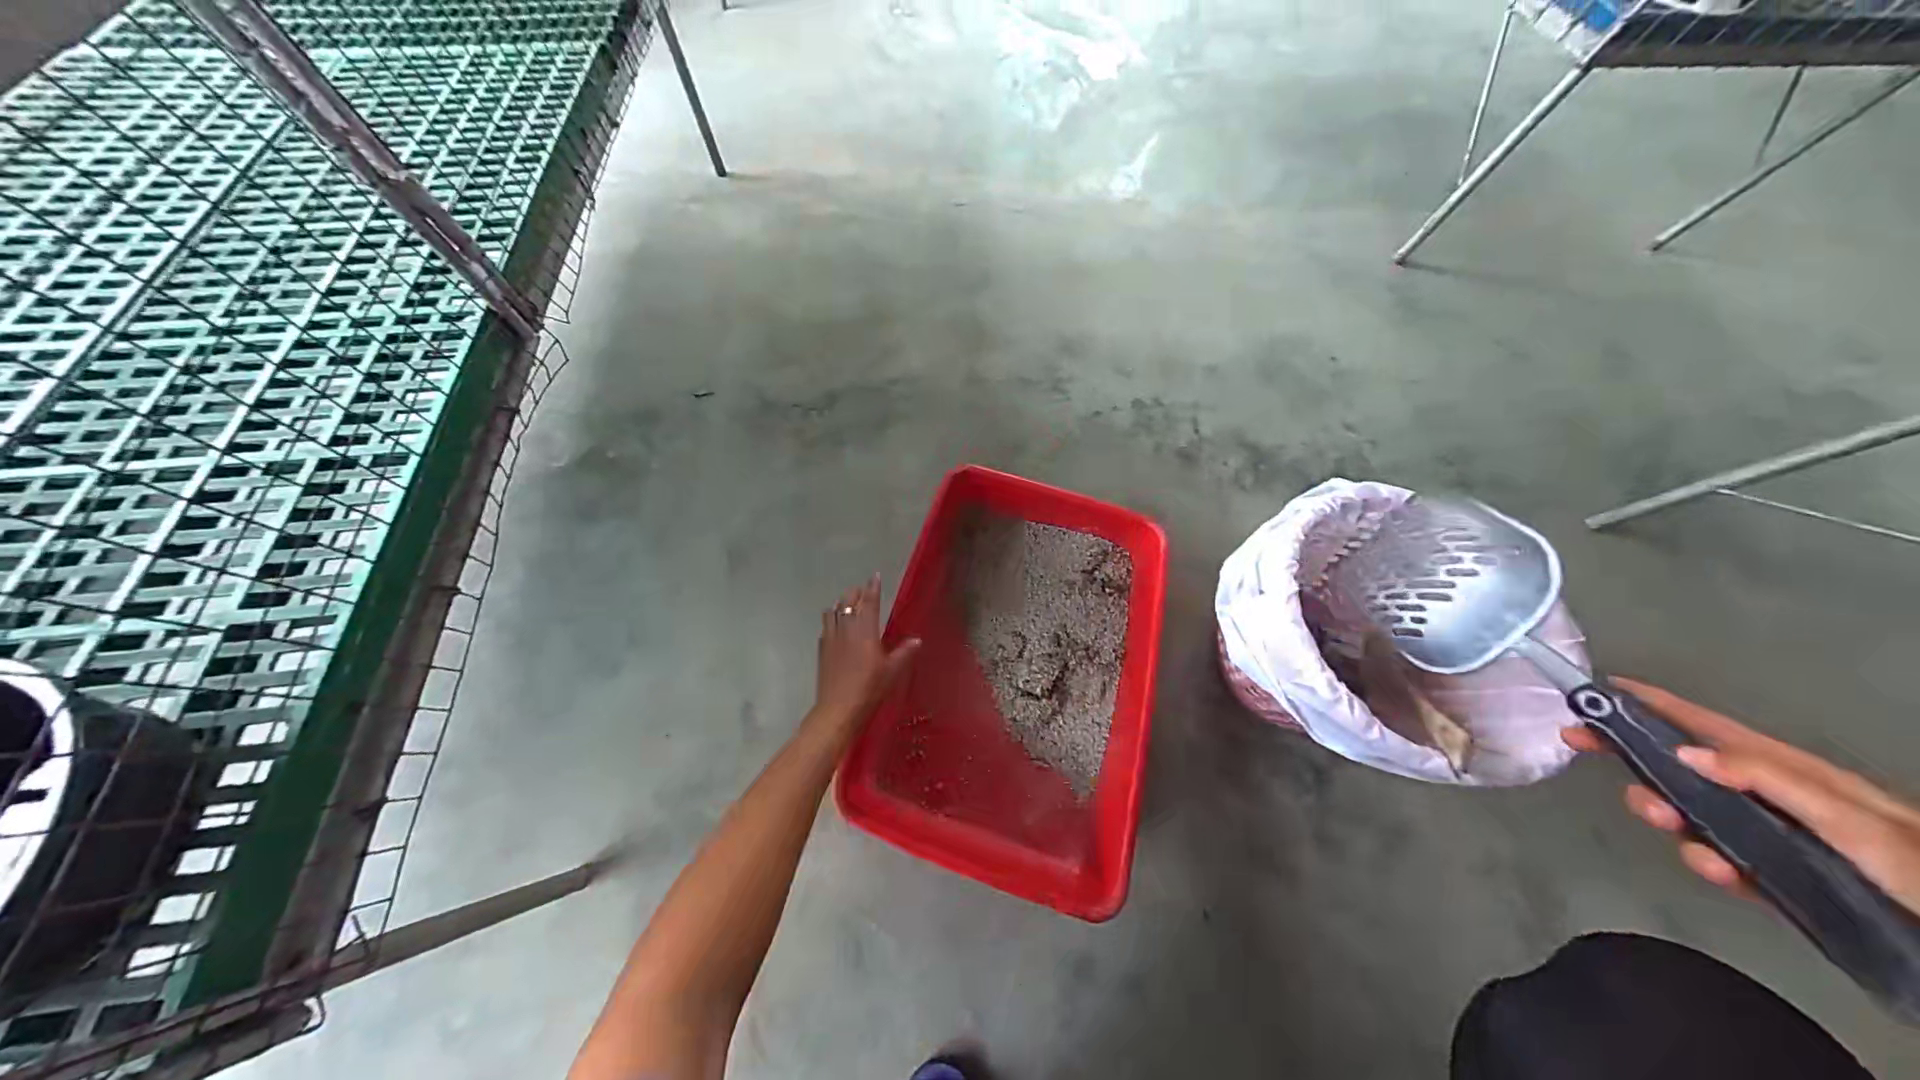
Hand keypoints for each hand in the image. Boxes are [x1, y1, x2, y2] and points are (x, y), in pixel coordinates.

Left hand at [813, 575, 919, 726]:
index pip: (869, 602)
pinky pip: (826, 626)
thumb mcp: (892, 671)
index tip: (874, 577)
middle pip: (849, 601)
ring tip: (849, 605)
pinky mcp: (821, 649)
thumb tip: (916, 640)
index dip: (873, 588)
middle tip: (863, 592)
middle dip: (856, 593)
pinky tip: (836, 627)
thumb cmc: (870, 689)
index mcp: (866, 630)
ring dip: (842, 604)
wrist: (838, 708)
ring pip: (833, 610)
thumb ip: (904, 652)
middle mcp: (846, 628)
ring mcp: (831, 637)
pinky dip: (832, 619)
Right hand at [1563, 677, 1919, 917]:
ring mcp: (1770, 833)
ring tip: (1666, 825)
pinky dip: (1707, 861)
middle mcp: (1769, 794)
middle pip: (1680, 765)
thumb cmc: (1914, 866)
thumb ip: (1768, 780)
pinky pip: (1720, 857)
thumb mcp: (1851, 819)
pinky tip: (1719, 870)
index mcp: (1786, 770)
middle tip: (1581, 745)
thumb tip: (1684, 752)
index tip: (1596, 690)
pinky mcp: (1775, 873)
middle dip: (1632, 756)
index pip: (1703, 724)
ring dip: (1665, 814)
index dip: (1649, 703)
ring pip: (1690, 811)